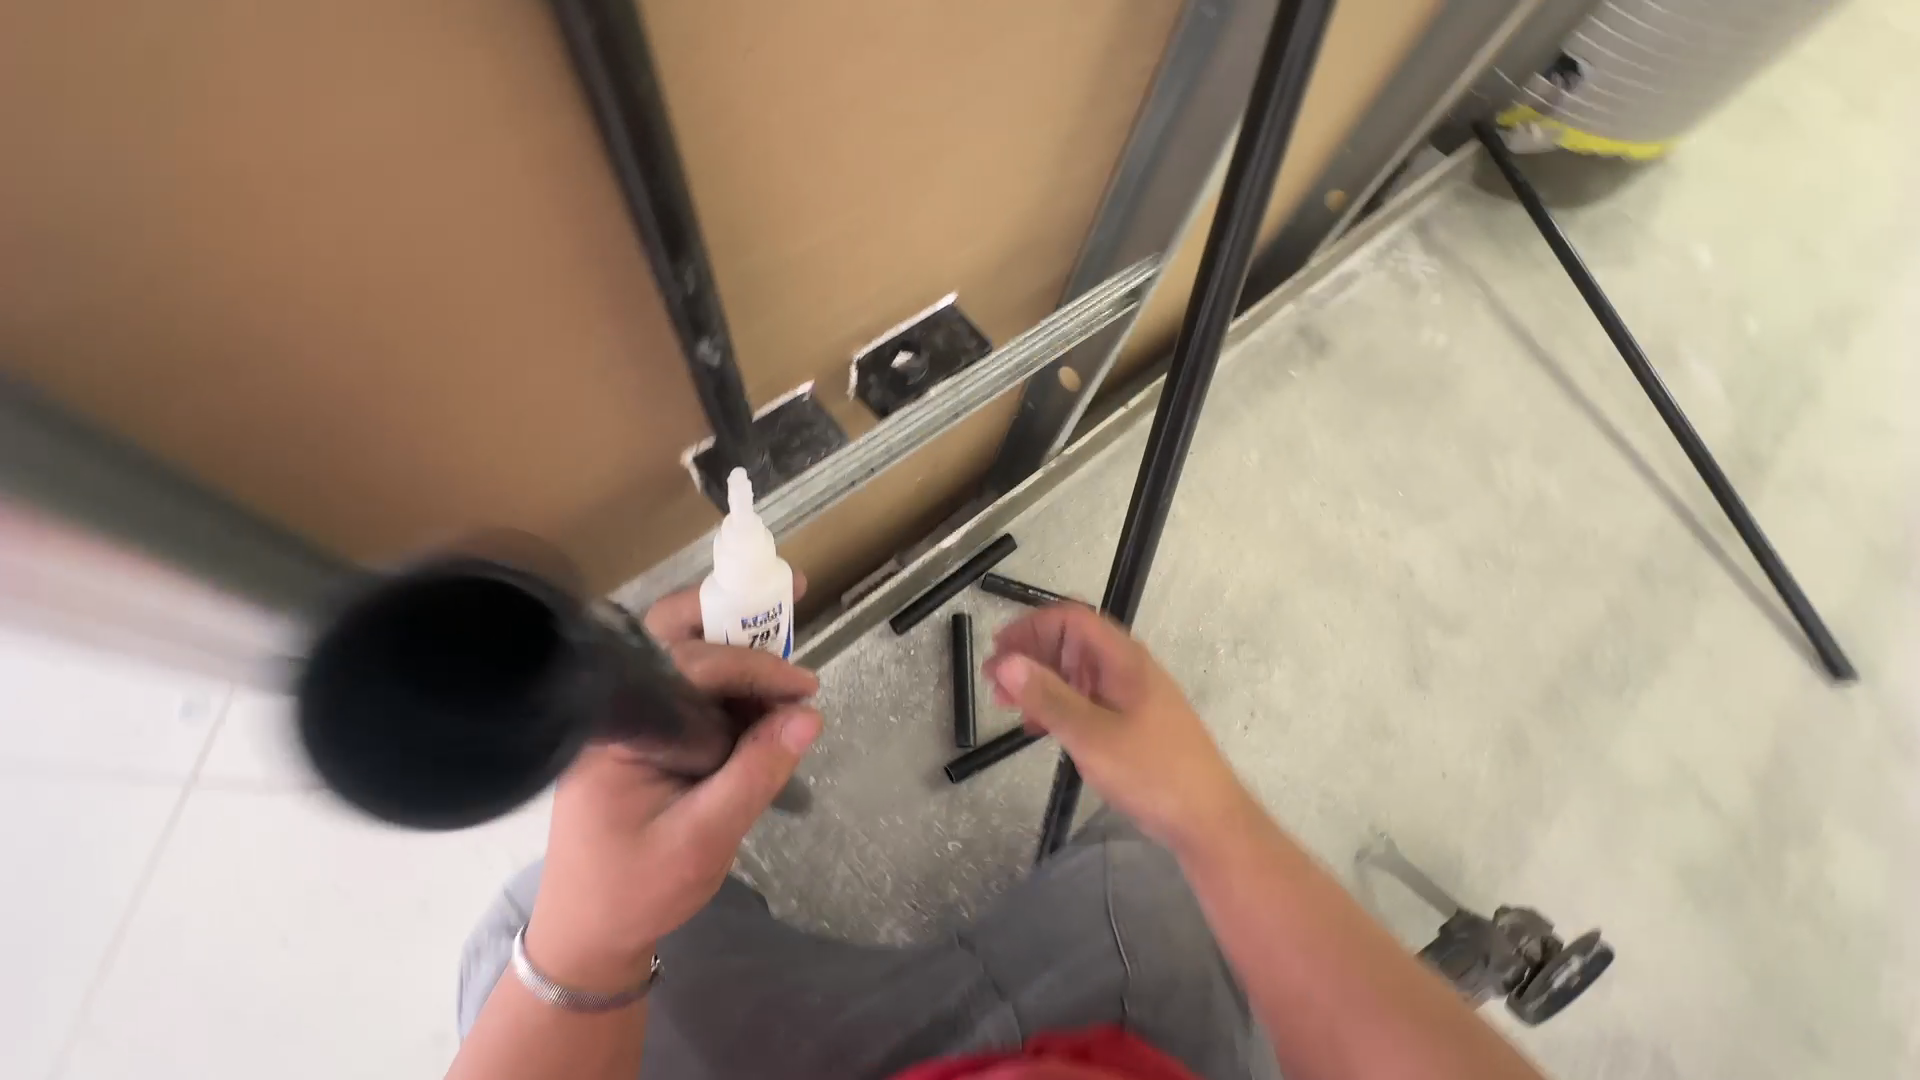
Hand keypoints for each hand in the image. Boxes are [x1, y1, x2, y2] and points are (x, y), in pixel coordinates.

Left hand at [523, 574, 820, 992]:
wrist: (588, 939)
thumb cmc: (635, 891)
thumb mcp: (702, 840)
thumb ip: (755, 774)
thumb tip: (809, 716)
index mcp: (618, 728)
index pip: (688, 668)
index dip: (752, 666)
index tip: (803, 685)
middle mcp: (623, 711)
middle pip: (672, 636)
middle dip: (730, 613)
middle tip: (783, 597)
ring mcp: (638, 723)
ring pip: (690, 661)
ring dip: (741, 651)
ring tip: (789, 658)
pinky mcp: (655, 740)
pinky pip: (699, 698)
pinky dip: (740, 692)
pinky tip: (773, 704)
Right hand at [985, 605, 1256, 854]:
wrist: (1208, 821)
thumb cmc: (1152, 772)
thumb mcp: (1091, 735)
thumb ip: (1047, 696)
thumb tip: (1006, 662)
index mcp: (1122, 659)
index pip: (1072, 619)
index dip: (1031, 626)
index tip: (999, 650)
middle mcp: (1125, 669)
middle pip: (1070, 643)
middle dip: (1029, 656)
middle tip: (994, 682)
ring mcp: (1128, 696)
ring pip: (1074, 674)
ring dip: (1039, 683)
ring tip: (1007, 705)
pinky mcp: (1128, 722)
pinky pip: (1085, 700)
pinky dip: (1057, 706)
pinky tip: (1037, 727)